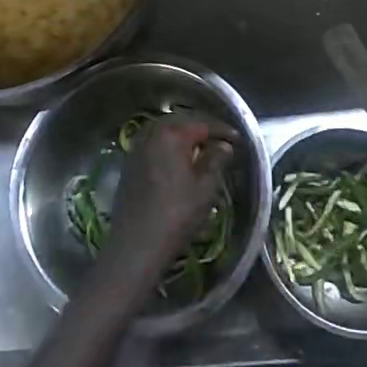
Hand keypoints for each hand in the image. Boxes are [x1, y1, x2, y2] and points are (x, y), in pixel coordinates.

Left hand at [100, 116, 234, 282]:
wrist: (137, 244)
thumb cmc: (177, 215)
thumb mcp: (205, 189)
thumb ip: (216, 161)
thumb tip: (223, 145)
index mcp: (171, 135)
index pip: (201, 124)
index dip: (221, 130)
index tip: (237, 139)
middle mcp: (151, 134)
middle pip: (180, 123)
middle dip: (201, 130)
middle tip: (220, 141)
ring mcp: (137, 148)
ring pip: (164, 132)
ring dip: (182, 136)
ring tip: (200, 149)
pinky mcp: (129, 163)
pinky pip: (152, 144)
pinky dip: (167, 146)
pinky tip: (177, 160)